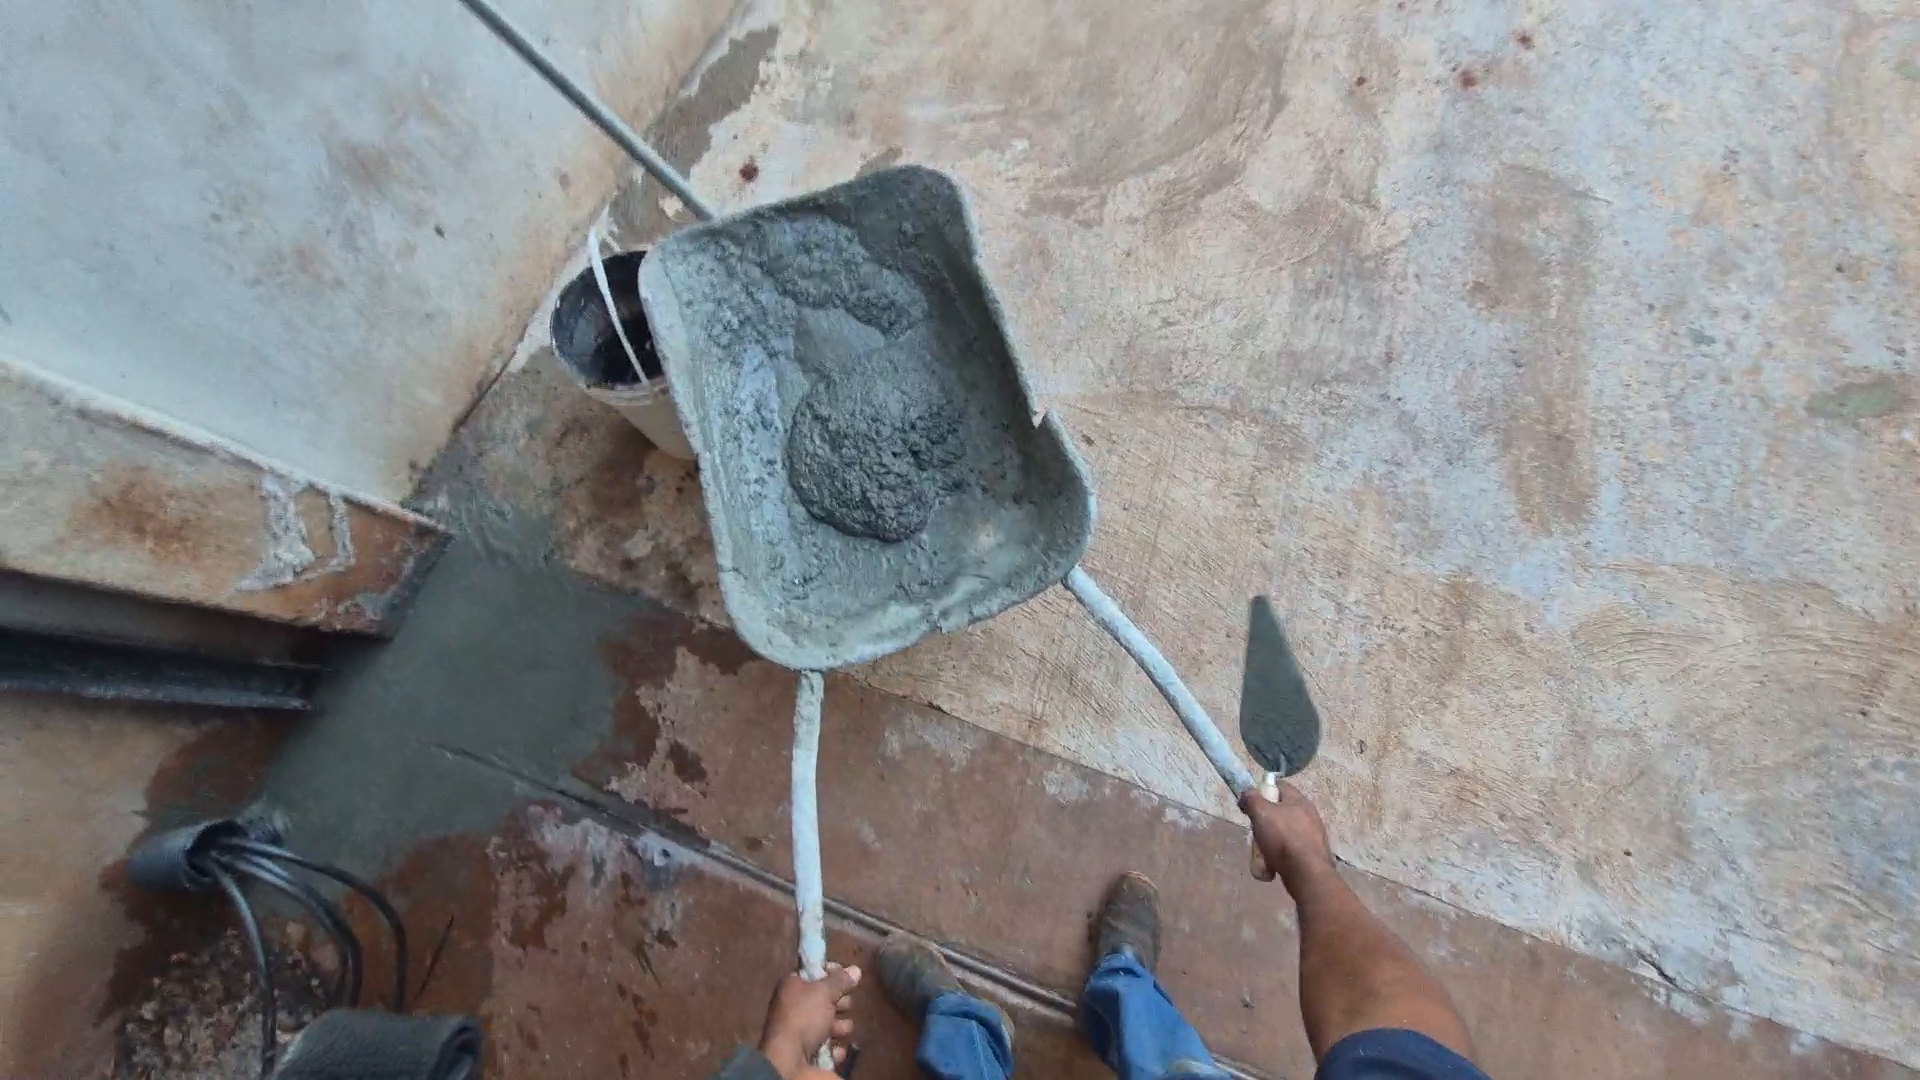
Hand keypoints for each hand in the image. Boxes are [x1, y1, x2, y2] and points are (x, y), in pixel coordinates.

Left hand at [758, 963, 860, 1078]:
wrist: (789, 1063)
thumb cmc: (804, 1018)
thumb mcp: (824, 992)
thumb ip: (840, 981)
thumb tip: (856, 970)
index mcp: (791, 986)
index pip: (813, 971)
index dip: (830, 971)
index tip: (846, 975)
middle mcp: (793, 1007)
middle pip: (822, 999)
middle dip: (839, 1002)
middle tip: (848, 1005)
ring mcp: (799, 1032)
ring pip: (826, 1024)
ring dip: (839, 1026)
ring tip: (844, 1029)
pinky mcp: (806, 1053)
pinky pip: (826, 1047)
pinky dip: (834, 1048)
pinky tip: (838, 1048)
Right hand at [1241, 780, 1335, 890]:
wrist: (1308, 875)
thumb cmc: (1283, 838)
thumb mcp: (1261, 812)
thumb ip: (1251, 798)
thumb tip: (1246, 795)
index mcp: (1299, 801)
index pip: (1278, 786)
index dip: (1262, 791)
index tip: (1251, 804)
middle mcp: (1309, 815)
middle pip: (1278, 811)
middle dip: (1263, 822)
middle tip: (1255, 831)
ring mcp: (1312, 836)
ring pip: (1282, 833)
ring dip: (1268, 842)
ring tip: (1262, 853)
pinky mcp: (1312, 855)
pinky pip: (1289, 850)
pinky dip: (1279, 857)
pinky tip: (1272, 866)